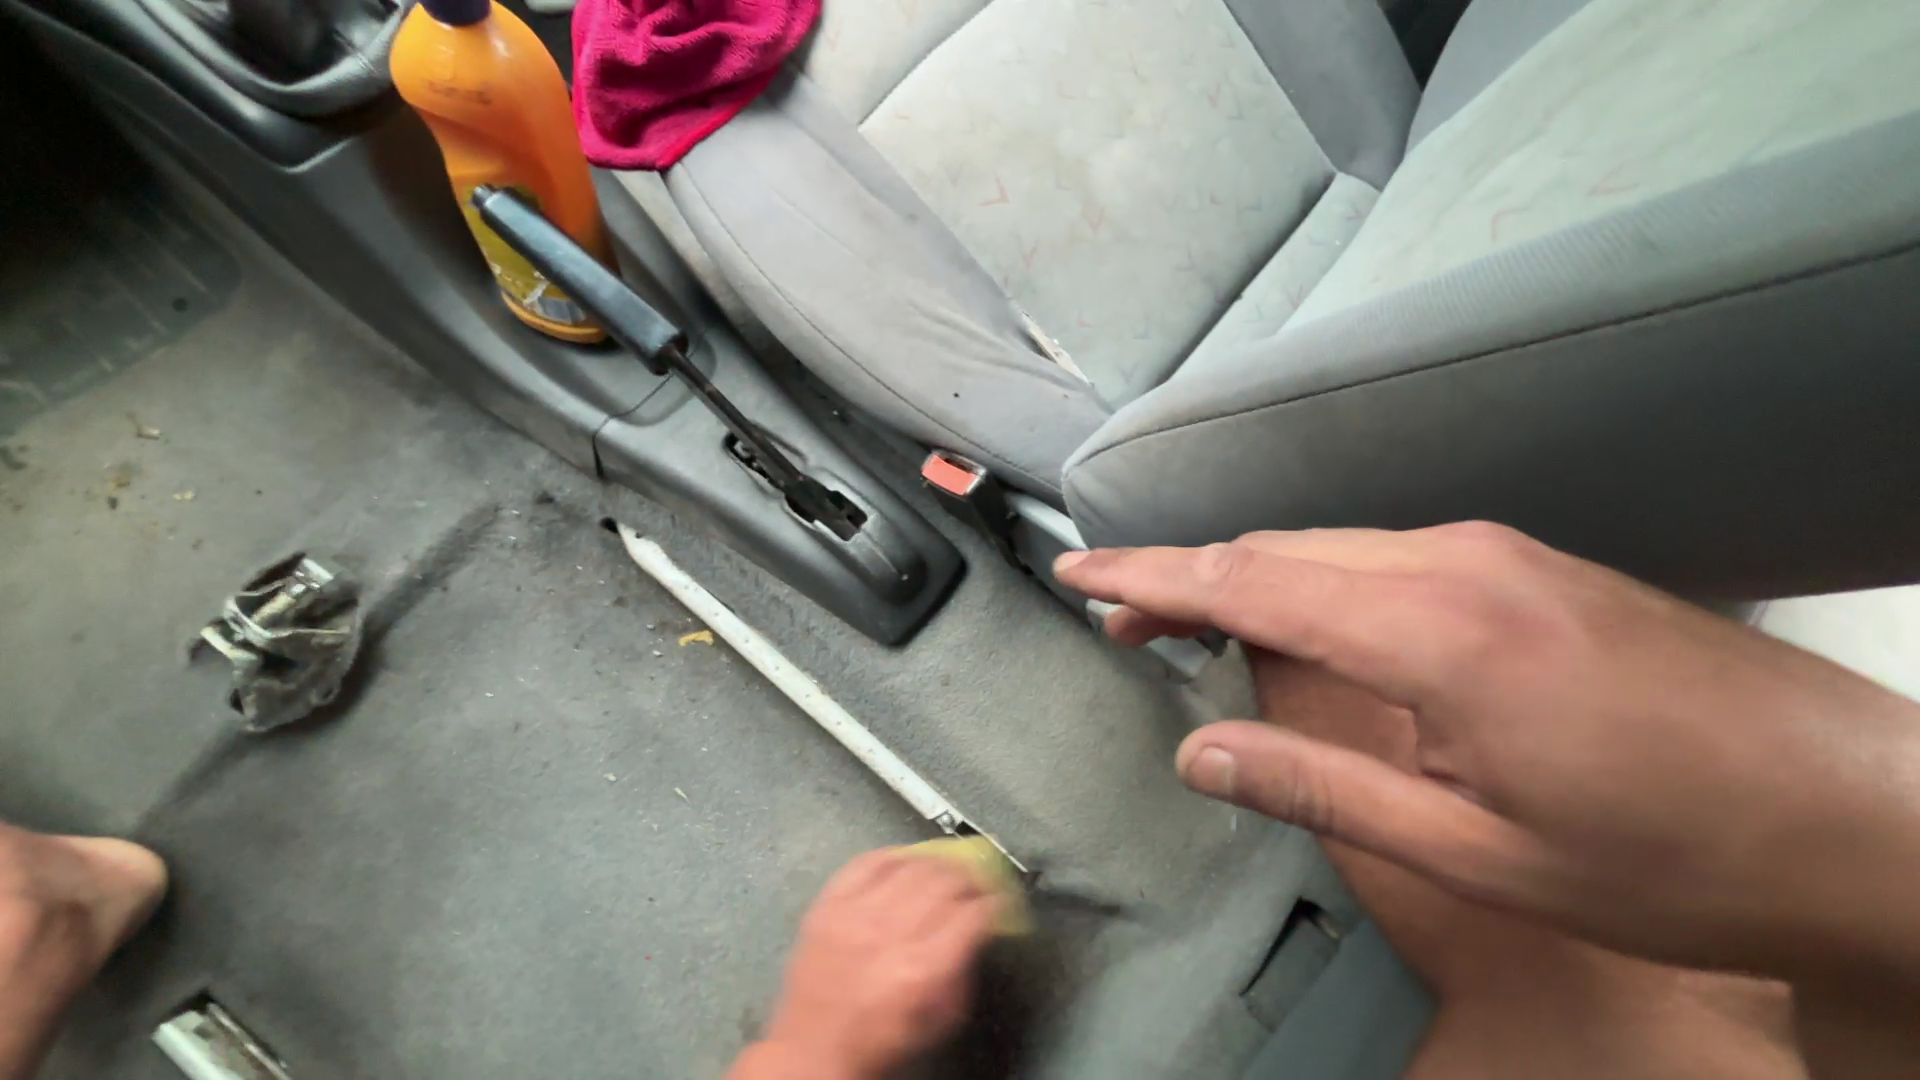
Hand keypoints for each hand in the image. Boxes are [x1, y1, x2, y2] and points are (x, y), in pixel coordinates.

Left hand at [747, 849, 998, 1079]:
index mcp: (921, 970)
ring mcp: (855, 913)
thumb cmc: (880, 1041)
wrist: (812, 1049)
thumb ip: (964, 971)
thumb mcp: (938, 1019)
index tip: (996, 901)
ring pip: (911, 865)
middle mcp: (889, 934)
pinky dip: (893, 856)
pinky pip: (868, 861)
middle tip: (974, 882)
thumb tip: (981, 927)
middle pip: (944, 882)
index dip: (991, 902)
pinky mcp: (829, 904)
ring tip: (945, 869)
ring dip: (937, 863)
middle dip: (969, 878)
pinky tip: (905, 861)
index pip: (971, 915)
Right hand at [1056, 523, 1919, 984]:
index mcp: (1433, 631)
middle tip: (1119, 621)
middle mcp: (1452, 561)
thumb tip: (1200, 755)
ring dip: (1239, 579)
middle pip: (1271, 550)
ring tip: (1183, 624)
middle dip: (1179, 580)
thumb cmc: (1672, 855)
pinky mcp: (1517, 563)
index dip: (1146, 575)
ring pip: (1319, 546)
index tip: (1079, 571)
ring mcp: (1490, 551)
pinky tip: (1291, 619)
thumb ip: (1318, 787)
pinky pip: (1372, 553)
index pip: (1243, 580)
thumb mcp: (1473, 850)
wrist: (1877, 815)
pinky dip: (1303, 578)